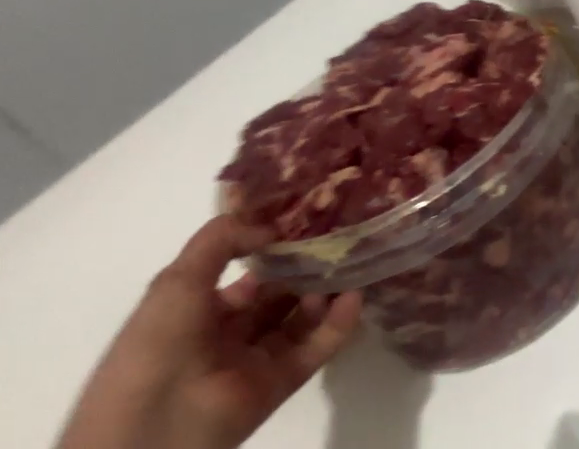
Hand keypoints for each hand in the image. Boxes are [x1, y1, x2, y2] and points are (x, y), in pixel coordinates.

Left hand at [57, 216, 362, 448]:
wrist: (150, 426)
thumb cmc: (156, 348)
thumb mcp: (175, 283)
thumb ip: (220, 242)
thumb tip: (274, 228)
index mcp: (197, 316)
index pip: (248, 278)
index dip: (276, 252)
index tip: (310, 226)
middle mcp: (229, 336)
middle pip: (281, 296)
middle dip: (309, 270)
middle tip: (341, 244)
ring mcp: (258, 360)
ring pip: (303, 318)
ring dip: (325, 293)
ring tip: (347, 269)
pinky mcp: (283, 381)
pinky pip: (319, 347)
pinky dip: (340, 322)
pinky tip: (354, 298)